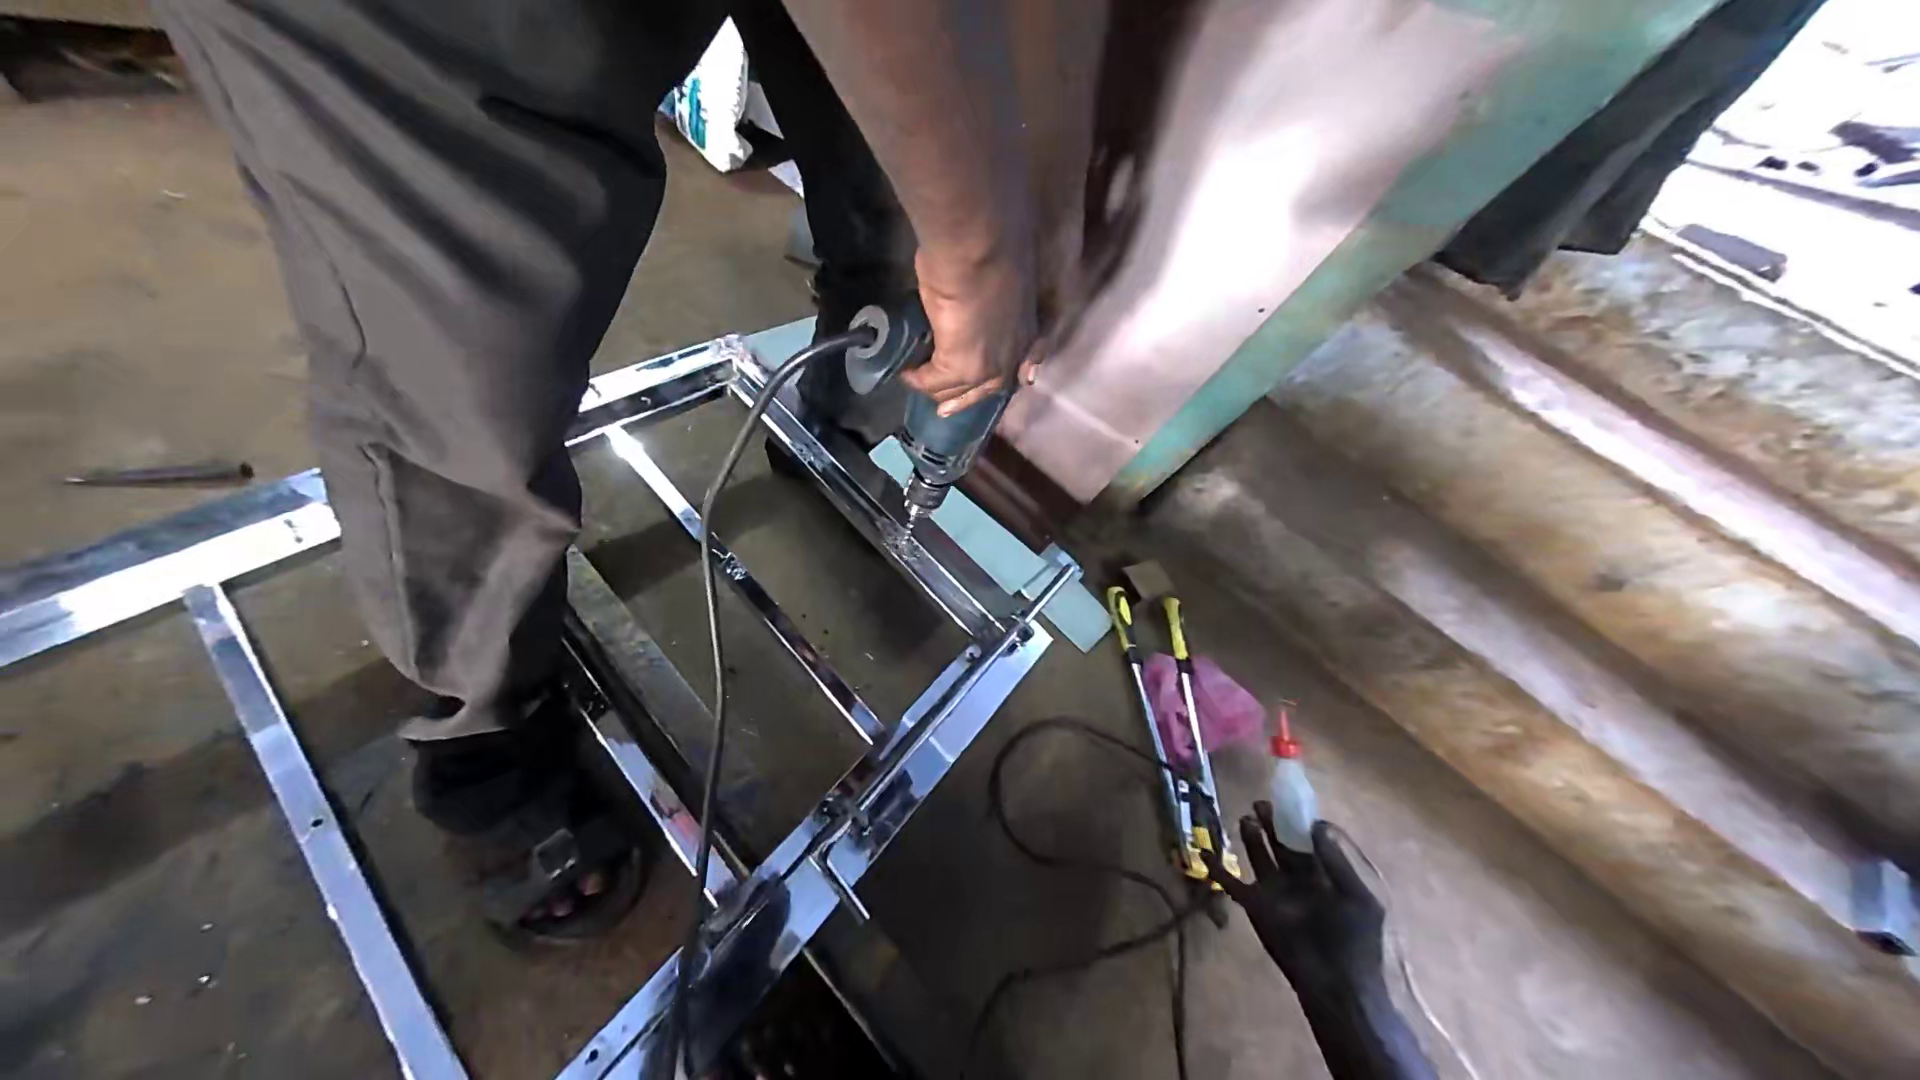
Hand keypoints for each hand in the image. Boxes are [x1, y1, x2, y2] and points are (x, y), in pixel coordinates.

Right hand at [905, 248, 1041, 416]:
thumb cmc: (989, 242)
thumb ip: (989, 291)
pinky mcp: (961, 367)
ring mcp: (990, 365)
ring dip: (936, 389)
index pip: (1029, 358)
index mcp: (1027, 324)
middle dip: (967, 398)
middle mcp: (1014, 351)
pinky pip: (933, 381)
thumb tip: (968, 288)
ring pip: (960, 390)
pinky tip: (905, 373)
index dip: (1020, 370)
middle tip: (947, 408)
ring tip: (918, 384)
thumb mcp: (997, 269)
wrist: (978, 244)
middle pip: (990, 387)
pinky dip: (917, 379)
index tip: (1015, 378)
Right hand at [1207, 805, 1385, 996]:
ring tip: (1247, 819)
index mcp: (1330, 874)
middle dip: (1273, 821)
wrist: (1342, 987)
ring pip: (1259, 854)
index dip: (1301, 819)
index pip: (1312, 838)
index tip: (1290, 802)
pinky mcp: (1256, 905)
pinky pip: (1232, 882)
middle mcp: (1301, 878)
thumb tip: (1316, 823)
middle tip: (1261, 803)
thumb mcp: (1361, 895)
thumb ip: (1338, 858)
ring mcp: (1276, 891)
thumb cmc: (1360, 940)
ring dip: (1252, 835)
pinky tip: (1204, 851)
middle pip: (1283, 841)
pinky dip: (1216, 867)